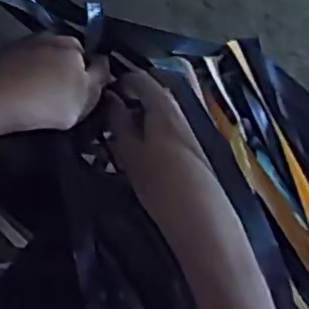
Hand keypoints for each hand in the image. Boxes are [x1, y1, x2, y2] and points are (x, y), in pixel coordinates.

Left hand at [0, 33, 108, 132]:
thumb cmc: (54, 100)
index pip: (85, 54)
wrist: (5, 99)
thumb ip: (100, 74)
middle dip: (63, 66)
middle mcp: (45, 35)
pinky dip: (24, 70)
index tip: (82, 89)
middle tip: (62, 92)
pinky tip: (23, 86)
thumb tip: (102, 59)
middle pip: (61, 51)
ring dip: (43, 67)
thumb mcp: (89, 94)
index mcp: (69, 43)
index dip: (86, 72)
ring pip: (40, 55)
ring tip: (41, 91)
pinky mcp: (3, 52)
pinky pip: (21, 61)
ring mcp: (22, 42)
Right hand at [105, 67, 212, 190]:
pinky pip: (170, 131)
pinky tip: (139, 149)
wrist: (207, 231)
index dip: (120, 77)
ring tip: (118, 129)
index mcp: (165, 109)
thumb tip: (109, 97)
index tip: (100, 86)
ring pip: (162, 114)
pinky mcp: (197, 158)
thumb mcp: (129, 152)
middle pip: (156, 95)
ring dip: (141, 115)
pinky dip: (152, 131)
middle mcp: (183, 117)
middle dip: (131, 96)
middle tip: (107, 107)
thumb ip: (118, 120)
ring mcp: (193, 138)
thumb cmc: (162, 187)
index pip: (143, 78)